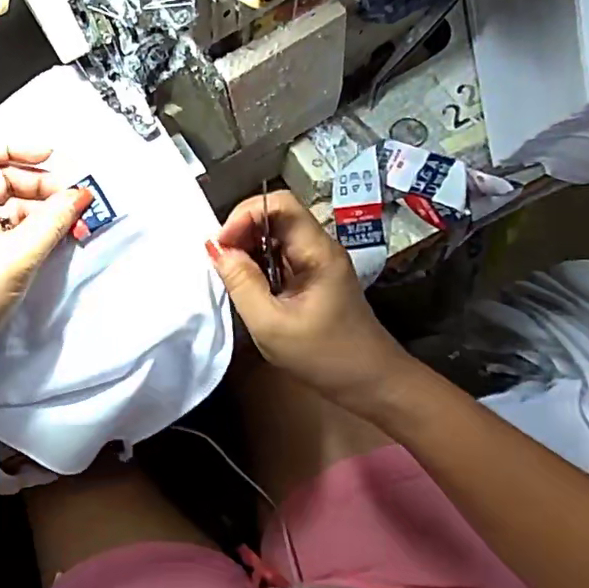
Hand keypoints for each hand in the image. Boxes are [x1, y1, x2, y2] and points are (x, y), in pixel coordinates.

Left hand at [0, 136, 93, 386]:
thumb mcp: (16, 256)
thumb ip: (52, 220)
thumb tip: (80, 194)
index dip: (17, 146)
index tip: (50, 155)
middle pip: (2, 175)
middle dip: (40, 185)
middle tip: (72, 199)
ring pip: (10, 201)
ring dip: (41, 208)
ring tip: (71, 222)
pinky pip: (10, 225)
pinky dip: (34, 227)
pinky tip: (56, 236)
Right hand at [207, 192, 410, 399]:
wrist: (371, 383)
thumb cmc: (324, 357)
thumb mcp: (272, 325)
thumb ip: (242, 283)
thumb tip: (216, 249)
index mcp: (317, 251)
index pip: (279, 204)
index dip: (245, 214)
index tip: (222, 246)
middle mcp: (319, 248)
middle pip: (276, 215)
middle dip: (242, 230)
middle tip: (220, 261)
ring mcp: (317, 262)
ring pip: (275, 235)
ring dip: (248, 247)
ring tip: (230, 275)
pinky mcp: (312, 278)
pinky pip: (279, 256)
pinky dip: (258, 264)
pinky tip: (247, 286)